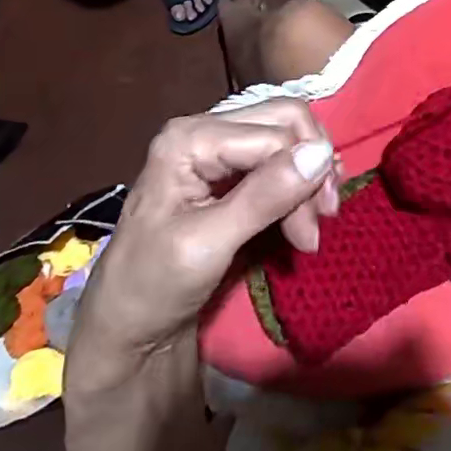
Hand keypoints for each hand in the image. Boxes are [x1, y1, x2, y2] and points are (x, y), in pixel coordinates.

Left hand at [70, 99, 341, 384]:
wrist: (127, 328)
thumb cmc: (153, 286)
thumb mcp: (208, 244)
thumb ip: (264, 196)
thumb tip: (322, 153)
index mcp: (190, 139)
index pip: (275, 135)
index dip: (304, 177)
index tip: (310, 235)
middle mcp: (205, 130)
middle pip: (286, 121)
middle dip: (312, 168)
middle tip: (322, 218)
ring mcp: (216, 146)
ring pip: (288, 135)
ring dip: (309, 177)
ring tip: (310, 227)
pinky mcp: (229, 168)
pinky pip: (279, 156)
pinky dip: (298, 182)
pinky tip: (302, 214)